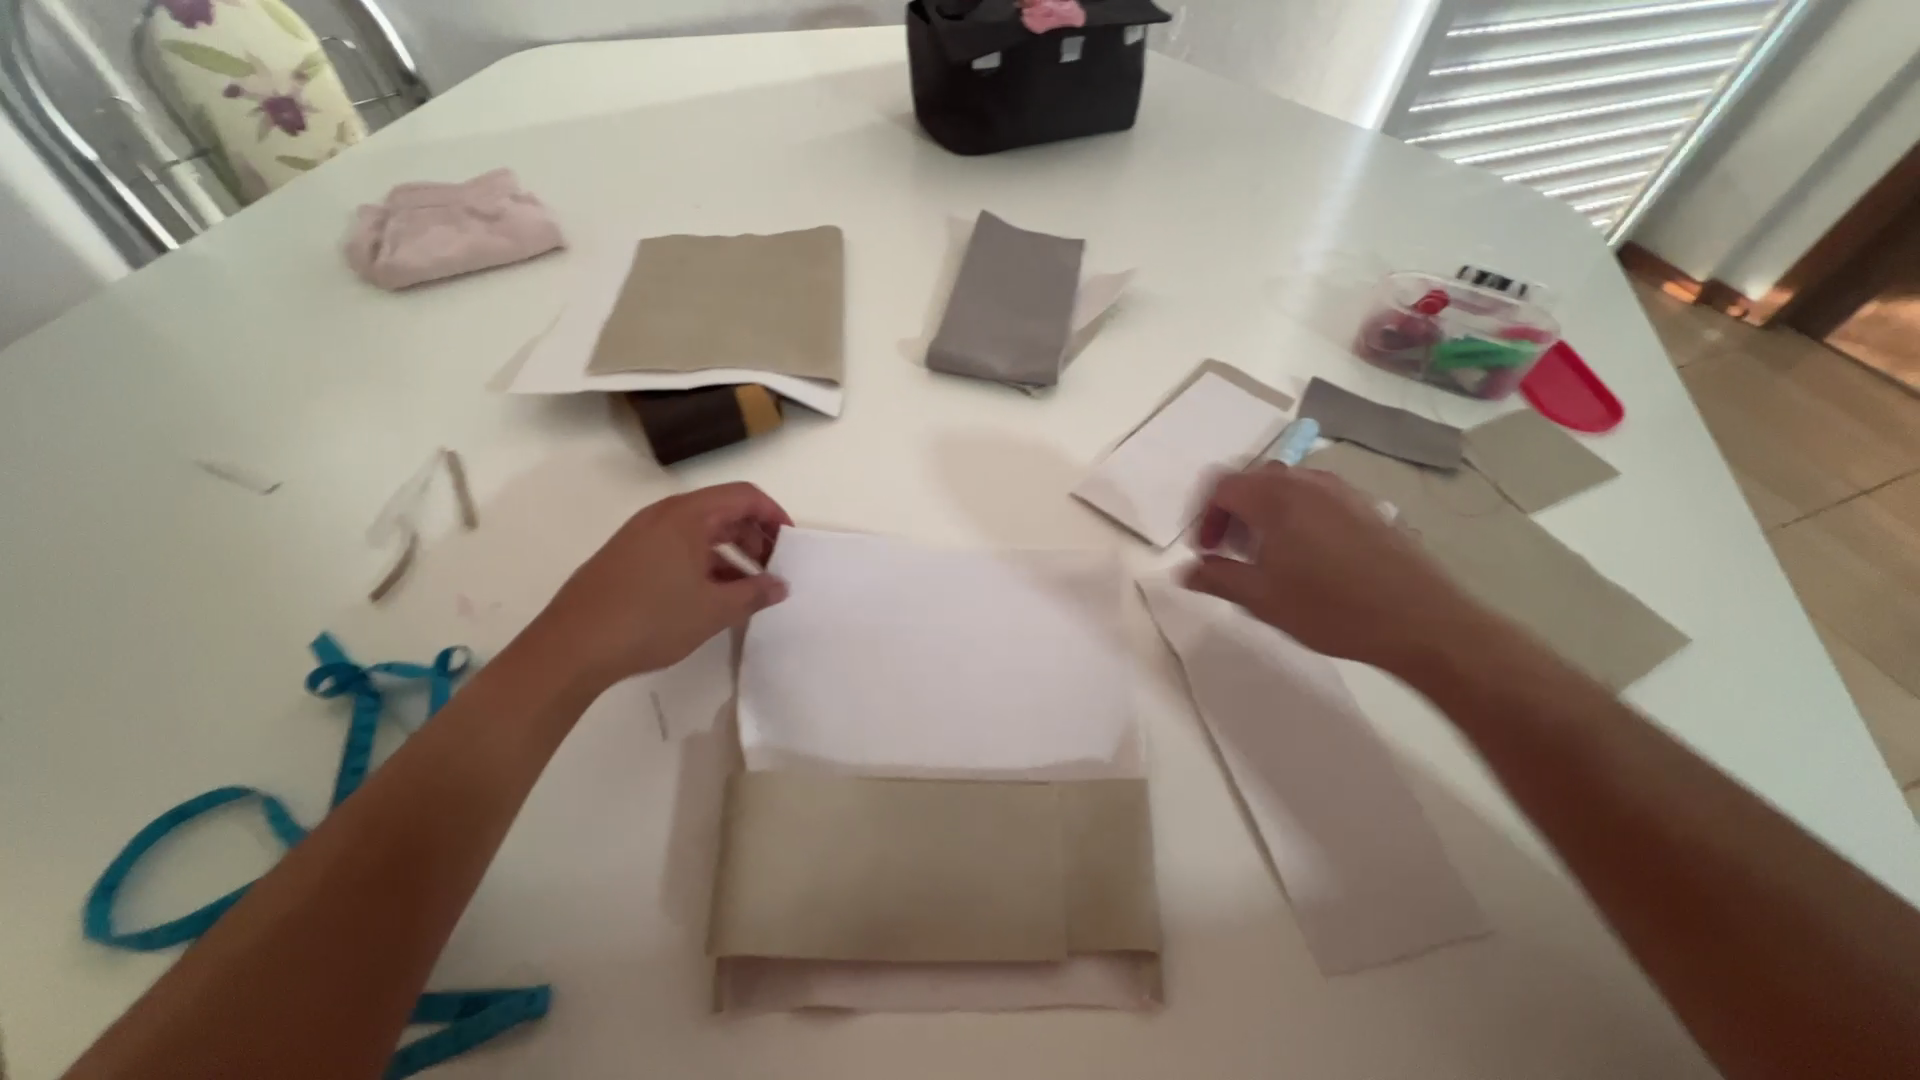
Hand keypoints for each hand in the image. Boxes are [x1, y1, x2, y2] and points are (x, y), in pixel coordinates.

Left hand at [526, 482, 791, 688]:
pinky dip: (703, 564)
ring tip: (747, 590)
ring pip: (699, 532)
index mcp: (688, 516)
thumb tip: (780, 585)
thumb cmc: (650, 620)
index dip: (774, 516)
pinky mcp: (627, 556)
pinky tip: (711, 598)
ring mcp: (641, 535)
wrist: (572, 646)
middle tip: (773, 570)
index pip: (745, 496)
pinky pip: (677, 548)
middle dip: (754, 537)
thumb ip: (754, 593)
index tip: (790, 546)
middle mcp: (664, 515)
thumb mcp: (713, 610)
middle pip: (722, 511)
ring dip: (730, 554)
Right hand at [1183, 463, 1488, 673]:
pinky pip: (1317, 498)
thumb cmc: (1331, 609)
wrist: (1421, 620)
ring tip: (1269, 557)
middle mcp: (1307, 482)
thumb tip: (1185, 570)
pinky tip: (1310, 558)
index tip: (1206, 551)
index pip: (1221, 486)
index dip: (1205, 516)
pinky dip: (1298, 516)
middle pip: (1253, 480)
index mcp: (1275, 497)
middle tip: (1232, 553)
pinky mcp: (1368, 506)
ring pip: (1287, 488)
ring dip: (1266, 514)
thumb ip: (1217, 578)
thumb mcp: (1262, 600)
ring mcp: (1342, 491)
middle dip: (1233, 513)